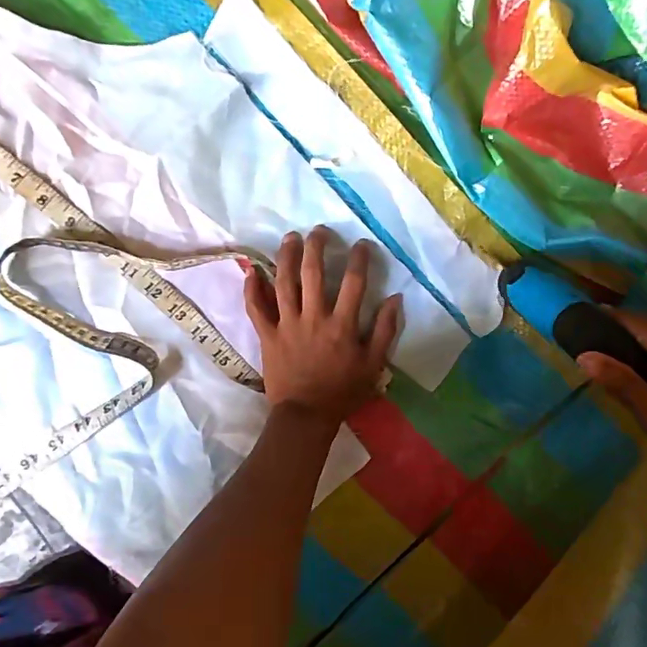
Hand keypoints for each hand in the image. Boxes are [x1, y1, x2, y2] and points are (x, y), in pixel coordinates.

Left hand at [244, 227, 403, 422]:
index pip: (354, 282)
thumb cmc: (343, 391)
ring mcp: (287, 324)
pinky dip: (252, 289)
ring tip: (291, 238)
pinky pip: (256, 308)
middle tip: (319, 231)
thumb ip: (385, 330)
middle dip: (317, 246)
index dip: (359, 258)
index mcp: (342, 325)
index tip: (361, 244)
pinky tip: (252, 270)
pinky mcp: (268, 335)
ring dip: (287, 256)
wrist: (306, 416)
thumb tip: (394, 298)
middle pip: (314, 273)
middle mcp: (314, 317)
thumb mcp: (374, 364)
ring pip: (284, 282)